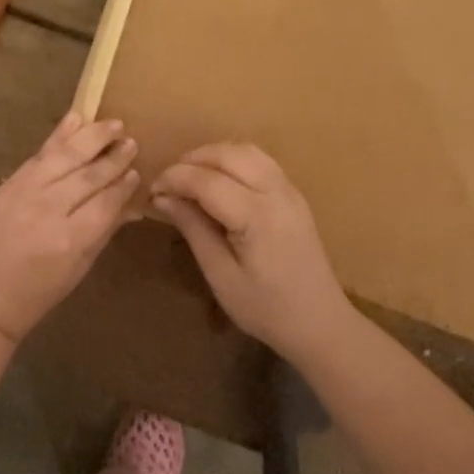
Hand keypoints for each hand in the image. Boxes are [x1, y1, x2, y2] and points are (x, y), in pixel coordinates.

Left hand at [0, 113, 141, 343]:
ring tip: (113, 124)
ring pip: (65, 156)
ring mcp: (25, 191)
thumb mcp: (76, 271)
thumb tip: (129, 206)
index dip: (124, 186)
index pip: (106, 203)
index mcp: (69, 241)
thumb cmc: (33, 294)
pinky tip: (76, 118)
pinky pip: (39, 153)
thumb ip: (102, 232)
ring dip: (92, 137)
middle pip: (89, 175)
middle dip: (113, 158)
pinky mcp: (10, 182)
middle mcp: (48, 209)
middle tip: (132, 143)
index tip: (137, 173)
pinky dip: (59, 134)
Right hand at [151, 142, 356, 366]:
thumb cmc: (267, 309)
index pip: (207, 180)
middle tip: (169, 182)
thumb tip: (163, 198)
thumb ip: (193, 229)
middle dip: (192, 160)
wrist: (321, 324)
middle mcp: (276, 192)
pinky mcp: (294, 194)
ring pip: (246, 150)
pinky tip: (218, 180)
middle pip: (227, 154)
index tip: (152, 191)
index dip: (174, 179)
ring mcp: (289, 190)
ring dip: (213, 155)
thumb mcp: (221, 276)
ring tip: (190, 177)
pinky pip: (260, 160)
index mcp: (257, 216)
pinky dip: (233, 159)